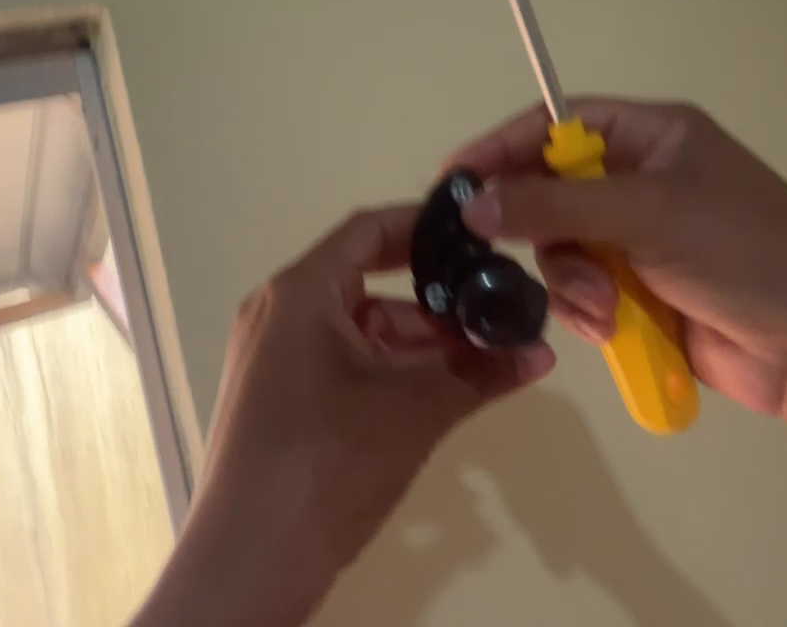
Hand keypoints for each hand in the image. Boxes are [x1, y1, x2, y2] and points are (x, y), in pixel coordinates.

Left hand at [133, 207, 553, 626]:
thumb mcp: (410, 411)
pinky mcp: (277, 392)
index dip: (422, 227)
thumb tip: (539, 352)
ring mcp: (274, 353)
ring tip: (481, 359)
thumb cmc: (326, 462)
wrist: (247, 559)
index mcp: (298, 291)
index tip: (475, 236)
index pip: (367, 230)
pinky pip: (340, 359)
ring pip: (357, 326)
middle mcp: (279, 310)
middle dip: (431, 296)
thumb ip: (476, 374)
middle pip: (364, 280)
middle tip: (490, 303)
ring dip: (416, 341)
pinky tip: (437, 390)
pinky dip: (387, 367)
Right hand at [449, 97, 786, 415]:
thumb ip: (550, 204)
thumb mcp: (645, 214)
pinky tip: (611, 324)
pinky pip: (578, 286)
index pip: (556, 125)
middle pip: (548, 187)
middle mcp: (639, 179)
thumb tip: (470, 205)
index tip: (453, 177)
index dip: (501, 146)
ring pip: (558, 244)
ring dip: (569, 276)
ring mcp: (636, 236)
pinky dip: (586, 307)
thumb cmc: (745, 256)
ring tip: (600, 304)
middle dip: (536, 224)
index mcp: (653, 136)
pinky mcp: (635, 286)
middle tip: (496, 246)